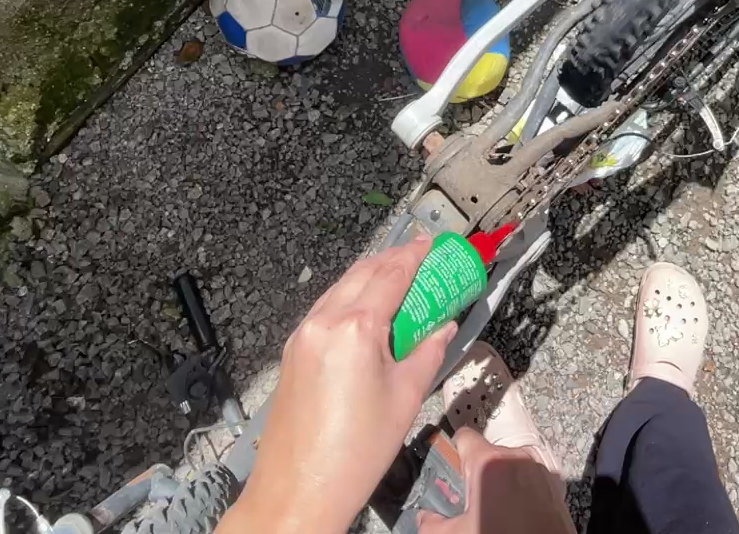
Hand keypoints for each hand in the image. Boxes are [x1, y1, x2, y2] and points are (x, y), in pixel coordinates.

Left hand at [219, 236, 456, 533]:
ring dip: (370, 273)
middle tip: (420, 254)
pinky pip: (326, 306)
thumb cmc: (354, 453)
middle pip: (363, 271)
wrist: (295, 495)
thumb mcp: (406, 399)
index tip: (430, 242)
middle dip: (393, 257)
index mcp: (355, 328)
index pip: (391, 275)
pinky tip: (366, 306)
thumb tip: (445, 328)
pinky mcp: (292, 351)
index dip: (414, 254)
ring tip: (397, 274)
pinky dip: (350, 295)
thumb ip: (429, 352)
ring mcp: (303, 335)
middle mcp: (324, 322)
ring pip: (341, 285)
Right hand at [416, 429, 575, 533]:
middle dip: (476, 475)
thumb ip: (432, 524)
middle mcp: (514, 455)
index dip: (452, 453)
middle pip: (485, 454)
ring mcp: (536, 466)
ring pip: (508, 464)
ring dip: (499, 481)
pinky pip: (528, 475)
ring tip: (496, 510)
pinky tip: (516, 513)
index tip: (448, 471)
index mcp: (488, 462)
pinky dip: (520, 488)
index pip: (463, 437)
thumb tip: (424, 518)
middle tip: (470, 502)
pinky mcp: (552, 480)